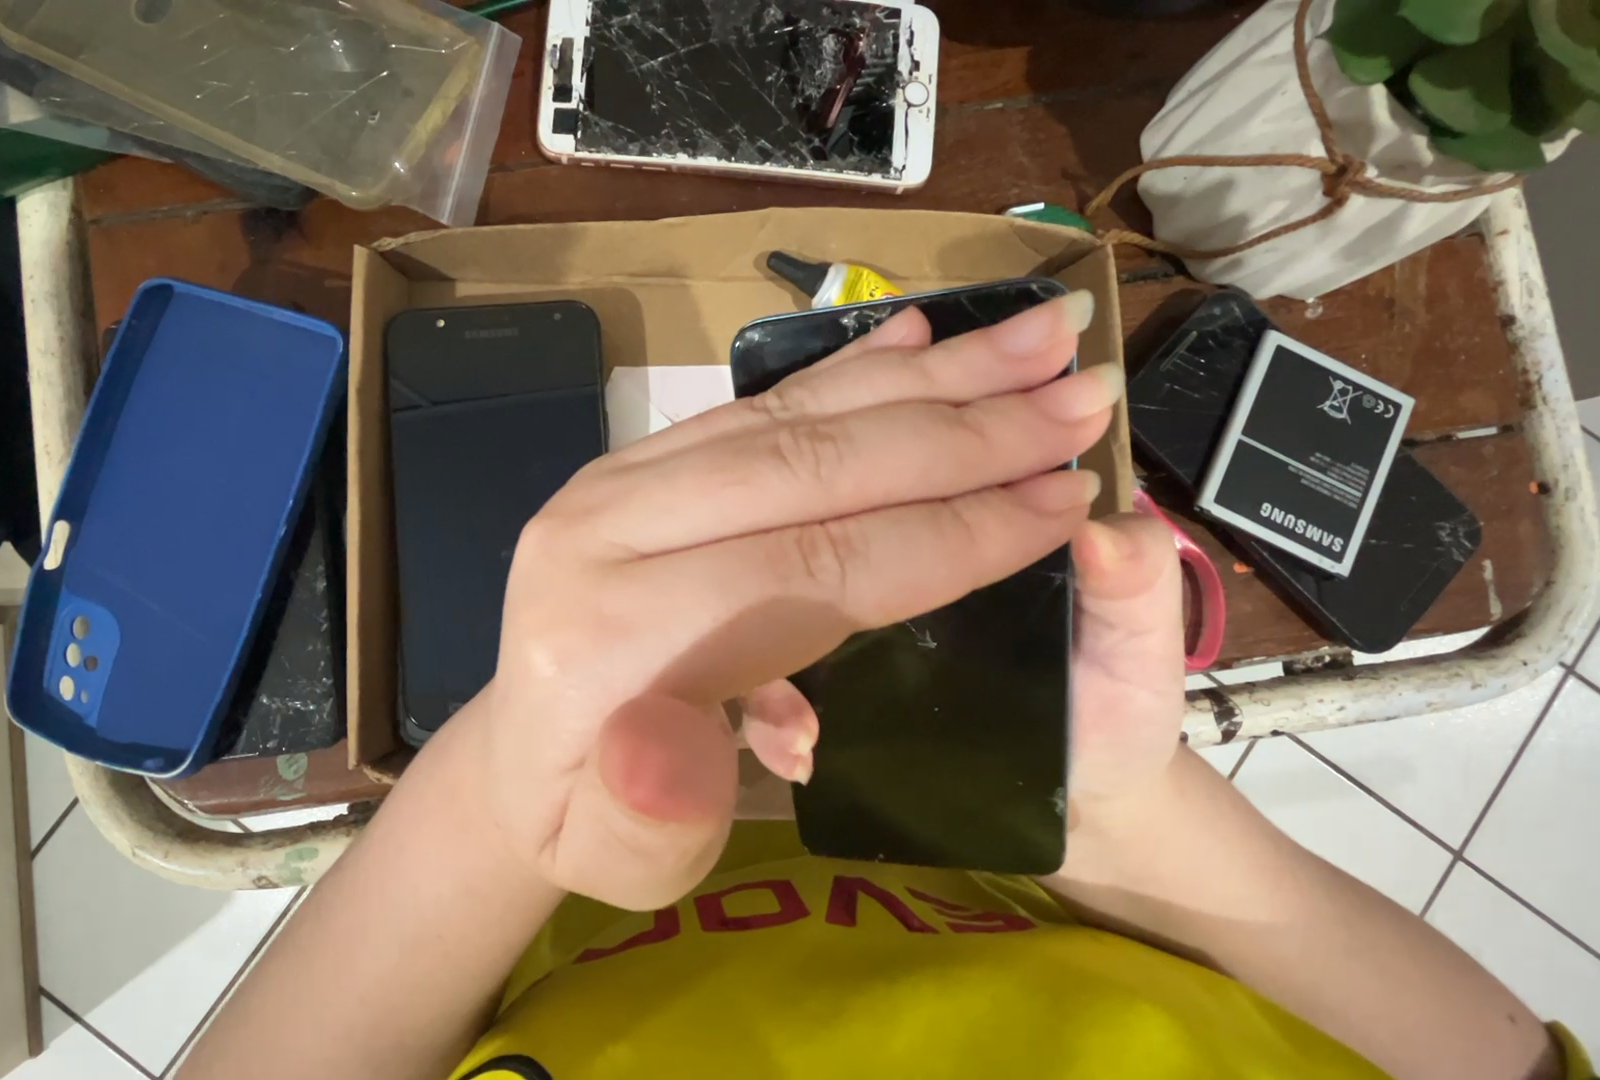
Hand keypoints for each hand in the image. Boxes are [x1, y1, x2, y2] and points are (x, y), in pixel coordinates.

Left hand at [464, 293, 1116, 909]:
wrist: (516, 758)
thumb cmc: (593, 822)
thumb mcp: (625, 858)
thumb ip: (663, 810)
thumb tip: (768, 740)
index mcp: (609, 638)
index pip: (812, 568)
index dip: (948, 535)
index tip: (1066, 501)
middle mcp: (602, 531)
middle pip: (807, 466)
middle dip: (961, 433)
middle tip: (1083, 395)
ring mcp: (611, 482)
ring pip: (788, 415)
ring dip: (923, 377)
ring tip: (1036, 338)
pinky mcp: (628, 464)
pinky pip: (751, 404)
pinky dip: (845, 370)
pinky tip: (917, 335)